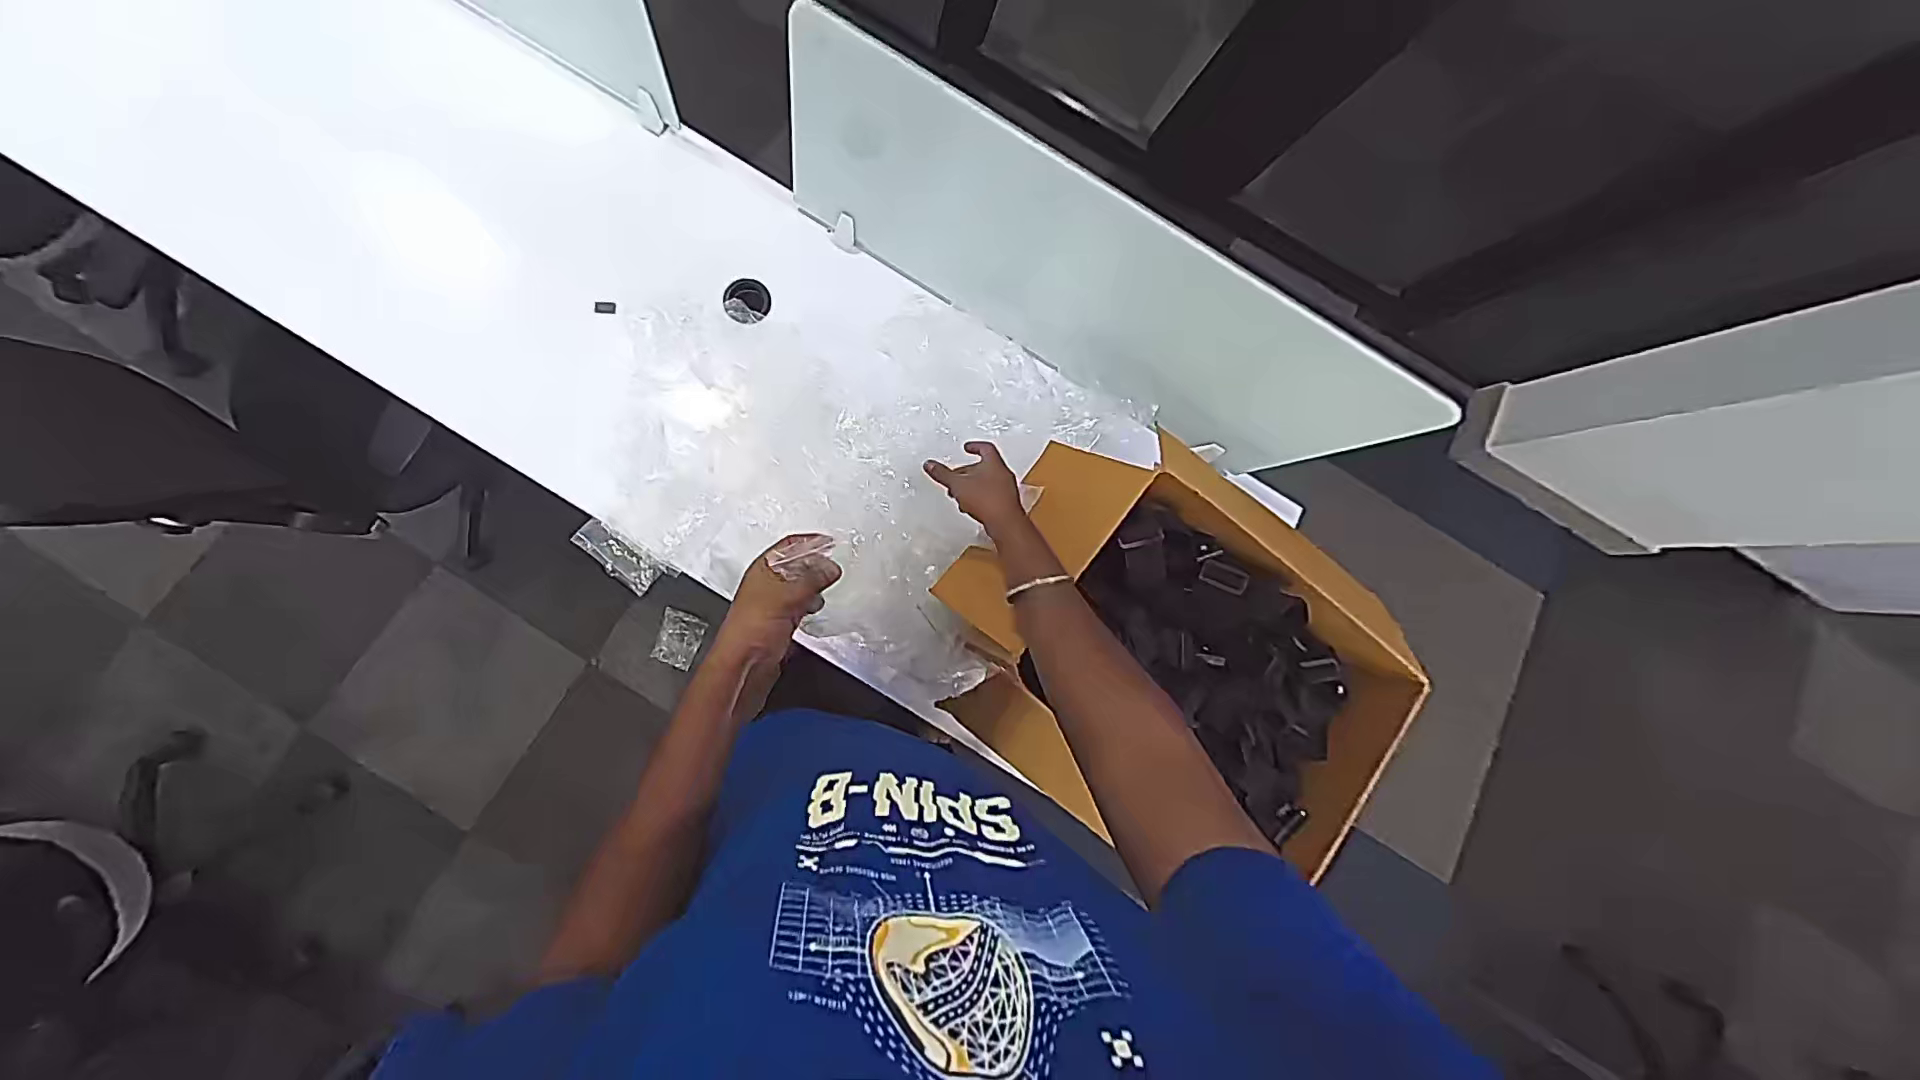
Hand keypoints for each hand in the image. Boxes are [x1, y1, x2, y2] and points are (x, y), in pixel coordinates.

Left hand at [713, 533, 842, 663]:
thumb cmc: (748, 631)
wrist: (743, 666)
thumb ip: (811, 580)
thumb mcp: (786, 597)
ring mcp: (774, 604)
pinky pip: (800, 605)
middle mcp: (767, 586)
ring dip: (813, 585)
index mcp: (762, 571)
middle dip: (814, 563)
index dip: (807, 541)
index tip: (826, 541)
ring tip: (827, 583)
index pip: (787, 546)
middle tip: (831, 561)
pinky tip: (815, 606)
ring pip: (798, 586)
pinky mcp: (781, 622)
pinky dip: (810, 603)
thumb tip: (830, 567)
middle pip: (794, 566)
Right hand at [925, 442, 1027, 536]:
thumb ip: (943, 474)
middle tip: (957, 475)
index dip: (975, 446)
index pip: (985, 448)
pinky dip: (979, 498)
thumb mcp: (958, 484)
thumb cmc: (988, 500)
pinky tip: (970, 507)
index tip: (968, 447)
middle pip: (984, 467)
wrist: (1004, 522)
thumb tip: (930, 465)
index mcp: (993, 463)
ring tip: (960, 493)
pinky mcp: (1005, 504)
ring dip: (972, 486)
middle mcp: (1003, 474)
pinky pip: (991, 496)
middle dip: (968, 471)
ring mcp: (1006, 489)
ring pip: (987, 482)